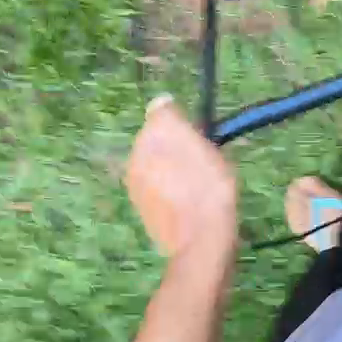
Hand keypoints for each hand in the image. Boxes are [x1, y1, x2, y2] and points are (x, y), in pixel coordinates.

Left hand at [126, 96, 237, 260]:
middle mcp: (134, 161)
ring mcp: (137, 187)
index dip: (185, 126)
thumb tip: (158, 102)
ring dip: (175, 166)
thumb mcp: (198, 143)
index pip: (163, 117)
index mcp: (147, 141)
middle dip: (177, 145)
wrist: (201, 239)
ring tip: (200, 181)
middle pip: (159, 141)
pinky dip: (172, 187)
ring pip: (159, 164)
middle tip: (204, 159)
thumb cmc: (207, 186)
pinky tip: (190, 198)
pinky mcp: (144, 208)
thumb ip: (172, 120)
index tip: (203, 138)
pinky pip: (160, 186)